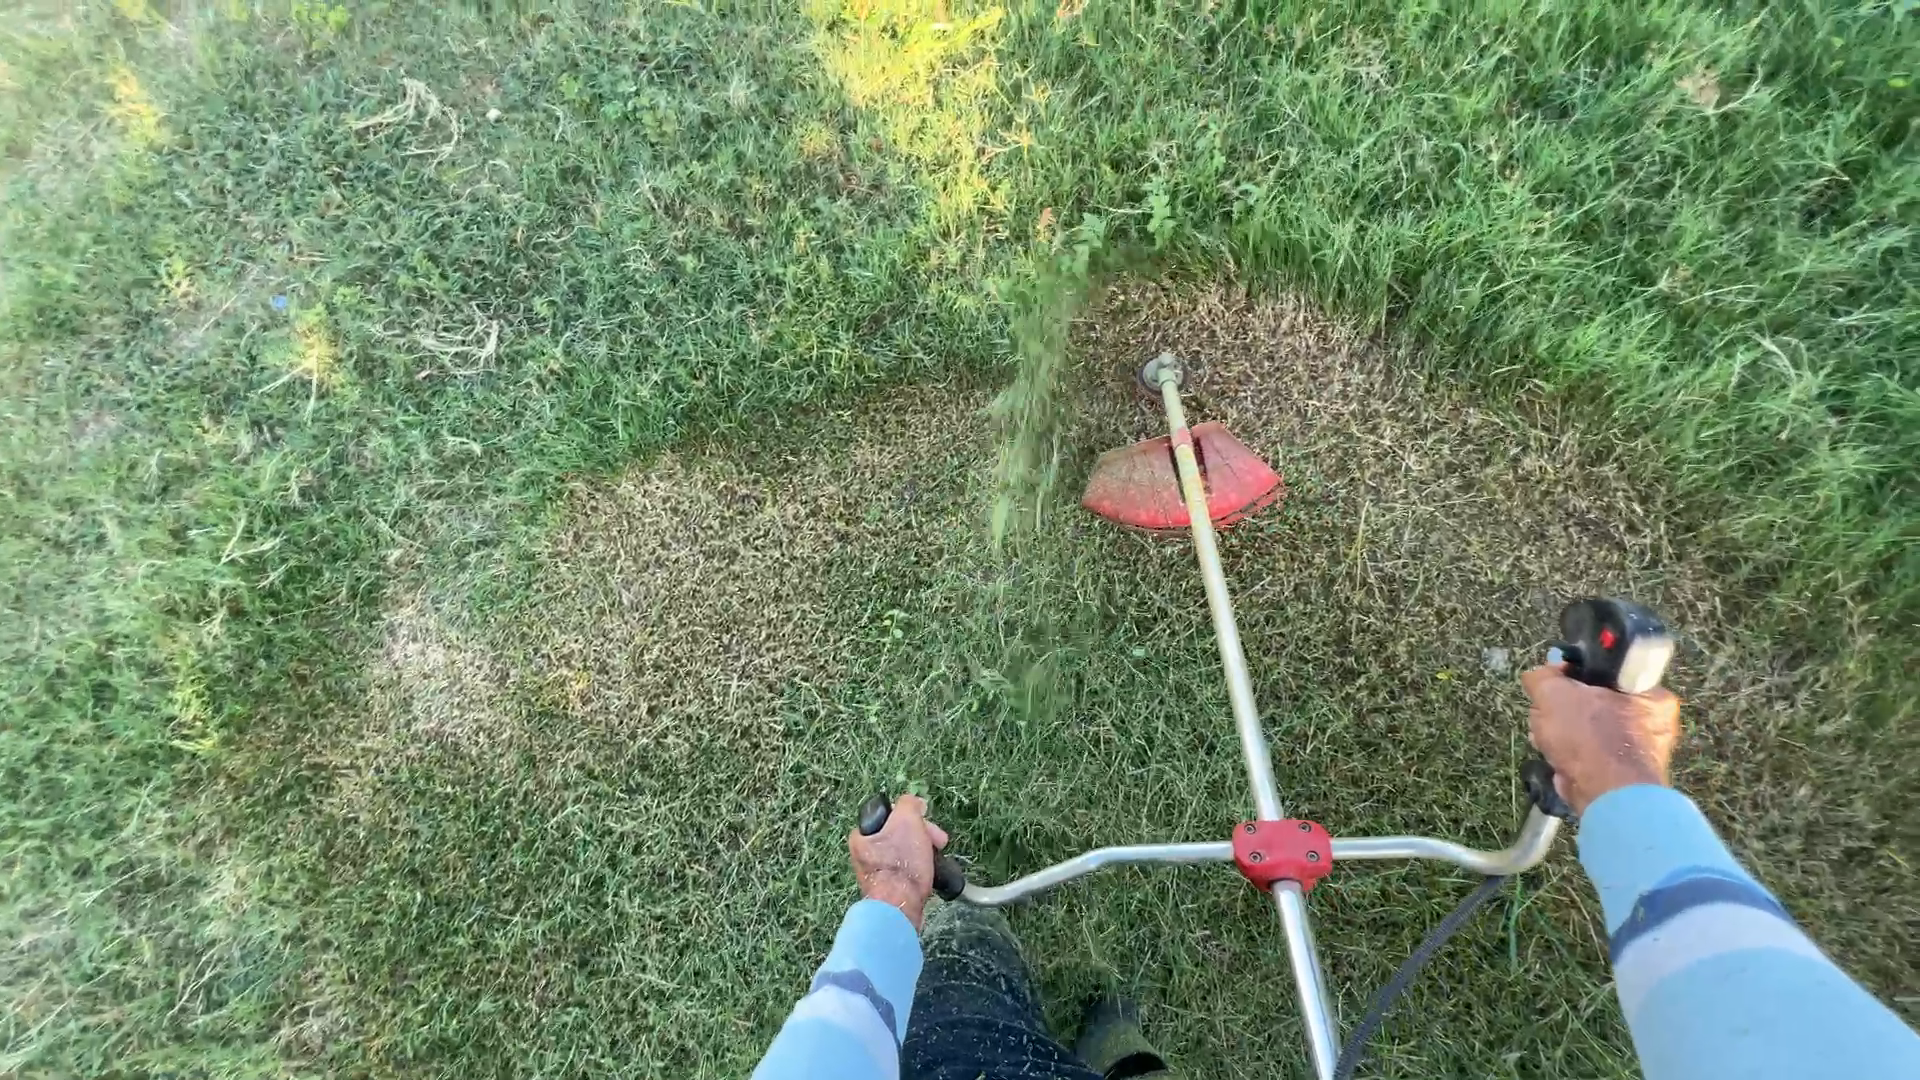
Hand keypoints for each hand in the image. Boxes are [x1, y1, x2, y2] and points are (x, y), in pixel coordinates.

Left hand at [847, 794, 948, 929]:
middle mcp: (864, 852)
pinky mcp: (886, 887)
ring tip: (936, 859)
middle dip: (923, 835)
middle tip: (939, 842)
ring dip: (923, 851)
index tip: (927, 826)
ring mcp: (875, 871)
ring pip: (905, 850)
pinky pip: (905, 869)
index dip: (914, 817)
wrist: (900, 908)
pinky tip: (928, 873)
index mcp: (862, 834)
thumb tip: (914, 803)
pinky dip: (918, 868)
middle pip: (900, 832)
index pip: (892, 814)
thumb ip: (908, 803)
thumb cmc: (902, 863)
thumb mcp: (907, 820)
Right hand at [1521, 662, 1680, 814]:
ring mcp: (1639, 748)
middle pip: (1589, 700)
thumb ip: (1543, 676)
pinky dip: (1567, 750)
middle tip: (1548, 713)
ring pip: (1584, 725)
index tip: (1555, 683)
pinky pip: (1586, 748)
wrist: (1603, 793)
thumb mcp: (1554, 692)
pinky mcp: (1622, 769)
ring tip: (1548, 737)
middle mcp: (1653, 720)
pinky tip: (1555, 753)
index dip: (1573, 676)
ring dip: (1558, 730)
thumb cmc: (1588, 738)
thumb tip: (1540, 675)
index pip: (1604, 673)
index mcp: (1650, 695)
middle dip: (1560, 708)